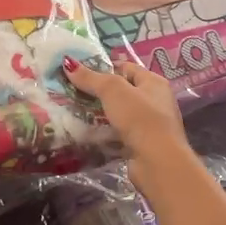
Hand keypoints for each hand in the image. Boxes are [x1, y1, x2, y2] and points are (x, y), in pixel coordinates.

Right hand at [63, 59, 191, 180]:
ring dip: (101, 114)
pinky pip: (119, 133)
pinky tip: (87, 132)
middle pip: (122, 91)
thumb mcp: (113, 90)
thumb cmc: (139, 118)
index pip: (126, 68)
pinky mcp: (141, 146)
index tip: (80, 73)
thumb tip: (67, 62)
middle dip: (99, 92)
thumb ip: (91, 77)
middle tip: (73, 92)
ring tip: (76, 111)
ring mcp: (149, 126)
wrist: (157, 162)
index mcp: (154, 82)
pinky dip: (105, 133)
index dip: (104, 68)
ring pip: (119, 114)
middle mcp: (155, 102)